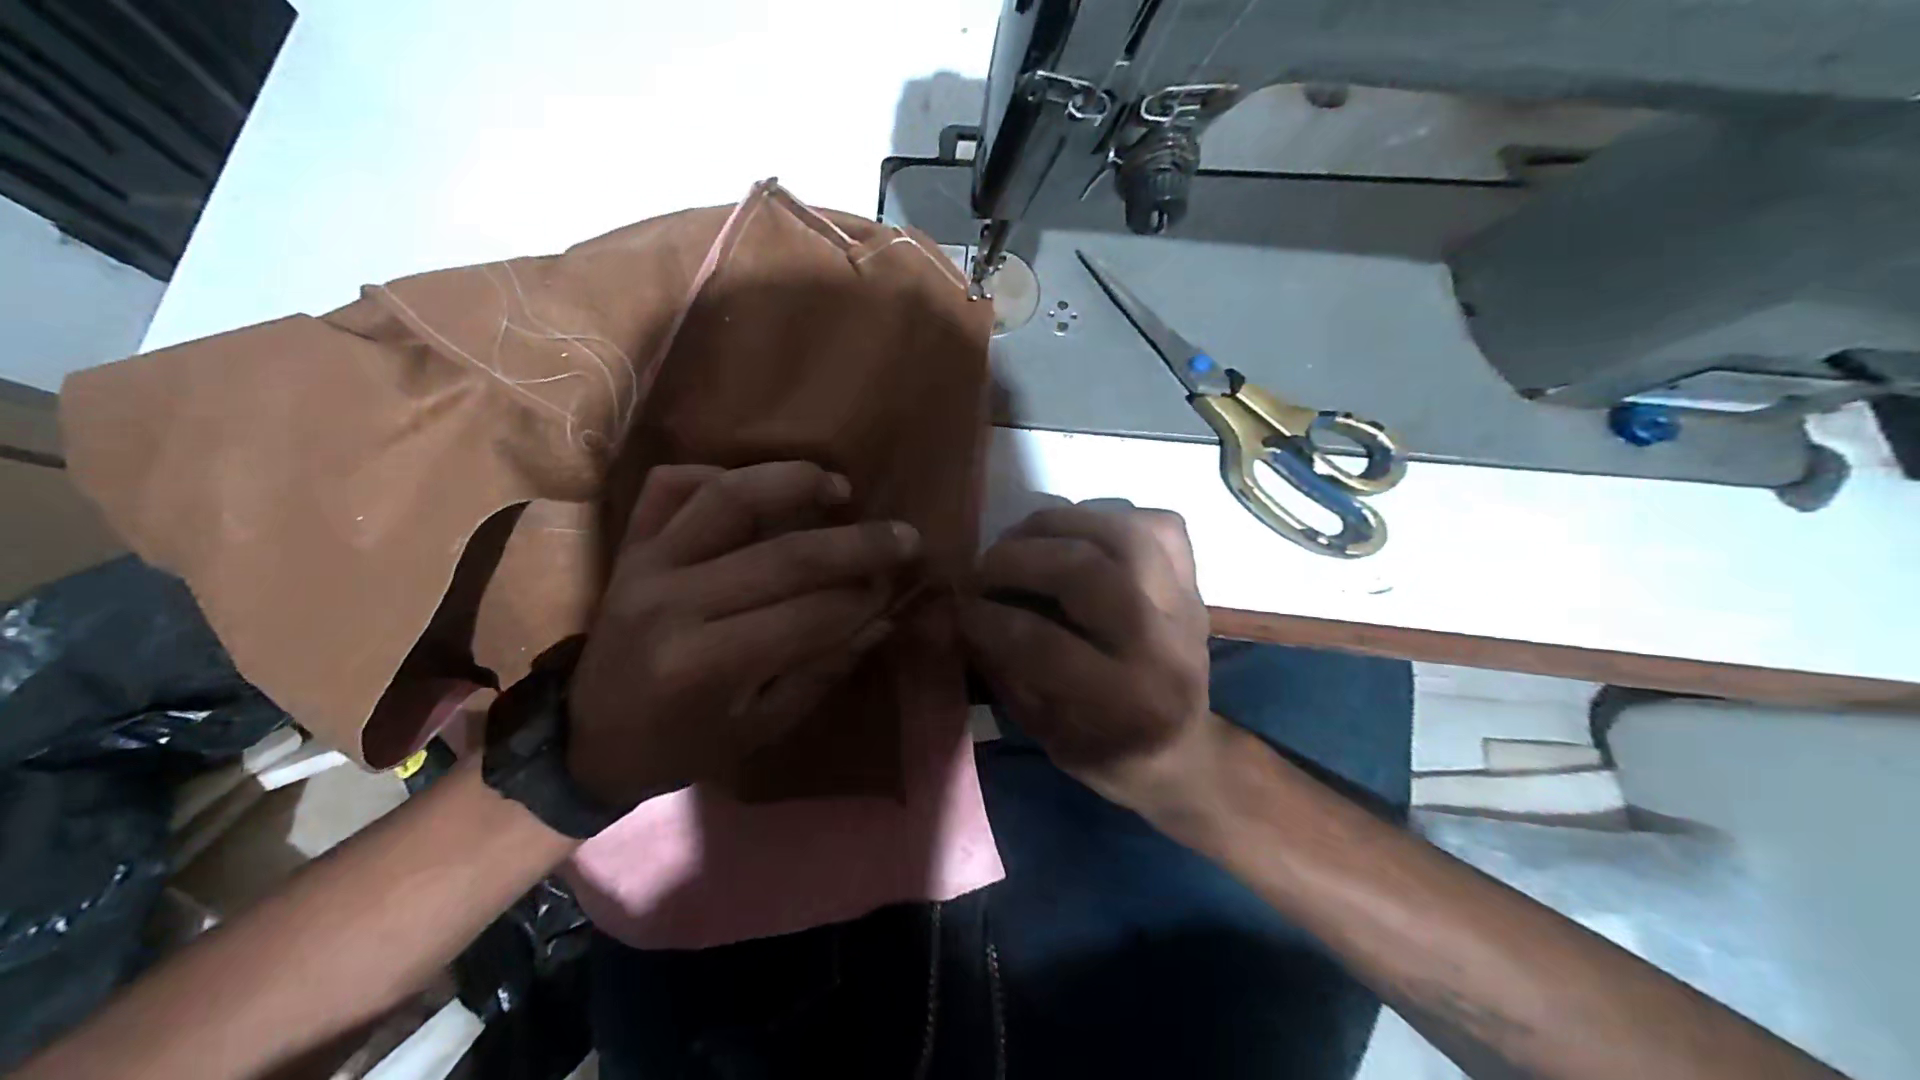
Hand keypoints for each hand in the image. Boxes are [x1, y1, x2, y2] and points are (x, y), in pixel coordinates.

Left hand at [567, 461, 919, 809]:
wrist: (586, 740)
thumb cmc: (680, 746)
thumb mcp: (759, 727)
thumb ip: (822, 669)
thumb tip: (883, 616)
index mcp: (707, 665)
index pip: (811, 615)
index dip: (865, 599)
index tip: (899, 587)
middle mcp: (676, 604)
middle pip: (786, 556)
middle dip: (858, 545)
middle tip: (904, 536)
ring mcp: (647, 566)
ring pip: (728, 498)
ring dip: (792, 482)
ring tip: (839, 488)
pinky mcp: (630, 547)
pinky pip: (670, 486)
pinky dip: (715, 474)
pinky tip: (755, 489)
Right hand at [959, 501, 1218, 815]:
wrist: (1183, 750)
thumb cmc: (1104, 752)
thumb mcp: (1043, 730)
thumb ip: (999, 668)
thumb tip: (950, 613)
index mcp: (1126, 703)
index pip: (1046, 645)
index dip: (988, 618)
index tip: (956, 606)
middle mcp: (1165, 647)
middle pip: (1087, 574)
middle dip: (1017, 560)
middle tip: (981, 567)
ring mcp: (1186, 606)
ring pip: (1123, 534)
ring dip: (1056, 523)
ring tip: (1018, 536)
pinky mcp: (1195, 582)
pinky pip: (1159, 524)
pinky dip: (1112, 516)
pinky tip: (1076, 531)